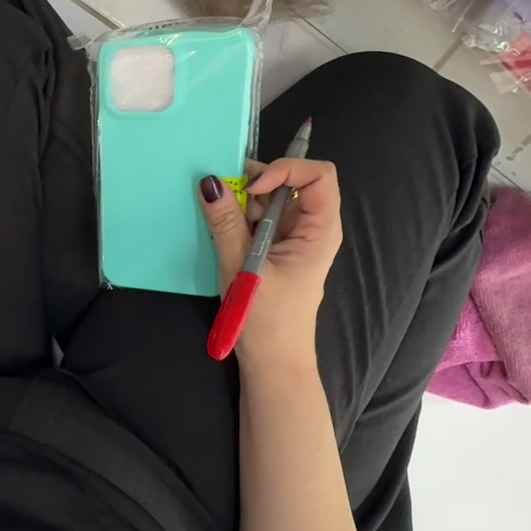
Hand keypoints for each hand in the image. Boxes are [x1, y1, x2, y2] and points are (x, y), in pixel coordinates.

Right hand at [199, 158, 342, 365]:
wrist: (273, 361)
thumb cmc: (267, 319)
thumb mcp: (241, 268)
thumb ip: (226, 223)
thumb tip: (210, 182)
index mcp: (319, 230)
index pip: (318, 175)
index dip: (286, 170)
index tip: (251, 188)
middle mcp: (311, 228)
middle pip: (291, 183)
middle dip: (255, 184)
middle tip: (223, 199)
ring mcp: (293, 238)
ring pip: (271, 201)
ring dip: (243, 204)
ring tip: (220, 222)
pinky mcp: (275, 249)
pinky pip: (260, 220)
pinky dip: (239, 219)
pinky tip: (222, 233)